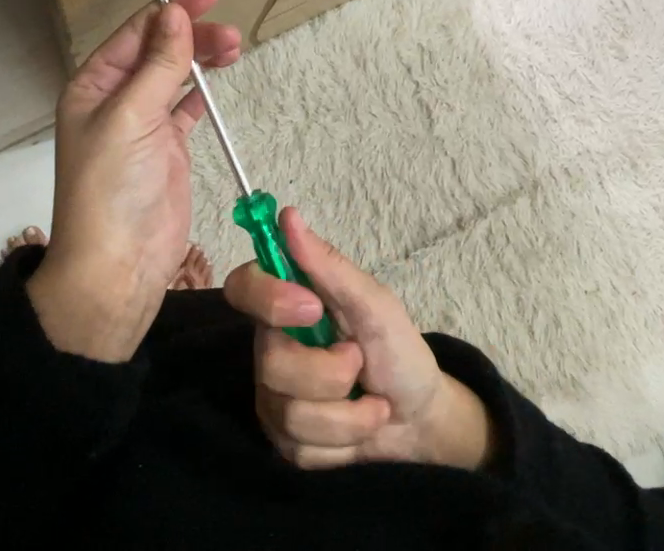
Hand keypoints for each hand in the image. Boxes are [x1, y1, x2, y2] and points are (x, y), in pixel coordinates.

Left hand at [26, 0, 240, 362]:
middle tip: (231, 32)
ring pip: (176, 75)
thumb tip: (177, 13)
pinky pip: (186, 106)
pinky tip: (218, 76)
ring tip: (234, 47)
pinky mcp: (167, 147)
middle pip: (158, 51)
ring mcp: (143, 123)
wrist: (118, 264)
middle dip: (192, 35)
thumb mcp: (131, 118)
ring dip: (202, 58)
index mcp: (93, 85)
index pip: (134, 33)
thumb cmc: (112, 187)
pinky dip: (202, 90)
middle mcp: (116, 98)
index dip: (170, 11)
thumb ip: (158, 65)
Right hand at [223, 208, 494, 470]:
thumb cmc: (399, 350)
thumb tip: (288, 215)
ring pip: (288, 411)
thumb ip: (330, 266)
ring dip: (348, 413)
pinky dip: (345, 440)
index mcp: (288, 304)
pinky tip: (360, 428)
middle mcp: (271, 347)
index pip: (242, 287)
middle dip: (331, 373)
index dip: (267, 298)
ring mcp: (273, 396)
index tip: (313, 308)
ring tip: (373, 402)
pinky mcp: (284, 441)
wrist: (422, 418)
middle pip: (271, 362)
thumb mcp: (375, 304)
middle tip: (360, 362)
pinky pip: (300, 448)